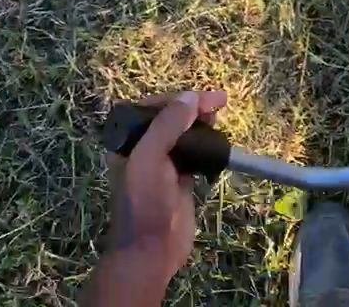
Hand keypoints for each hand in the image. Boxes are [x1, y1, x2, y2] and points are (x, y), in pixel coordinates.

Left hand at [91, 90, 226, 304]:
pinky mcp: (180, 180)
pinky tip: (218, 141)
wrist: (151, 252)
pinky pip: (194, 154)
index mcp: (128, 141)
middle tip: (220, 103)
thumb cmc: (144, 201)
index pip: (154, 107)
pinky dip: (206, 145)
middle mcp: (144, 149)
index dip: (180, 99)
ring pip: (184, 134)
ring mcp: (163, 165)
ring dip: (202, 124)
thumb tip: (191, 97)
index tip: (205, 98)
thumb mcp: (150, 156)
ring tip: (219, 118)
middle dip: (194, 108)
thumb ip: (168, 124)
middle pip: (172, 118)